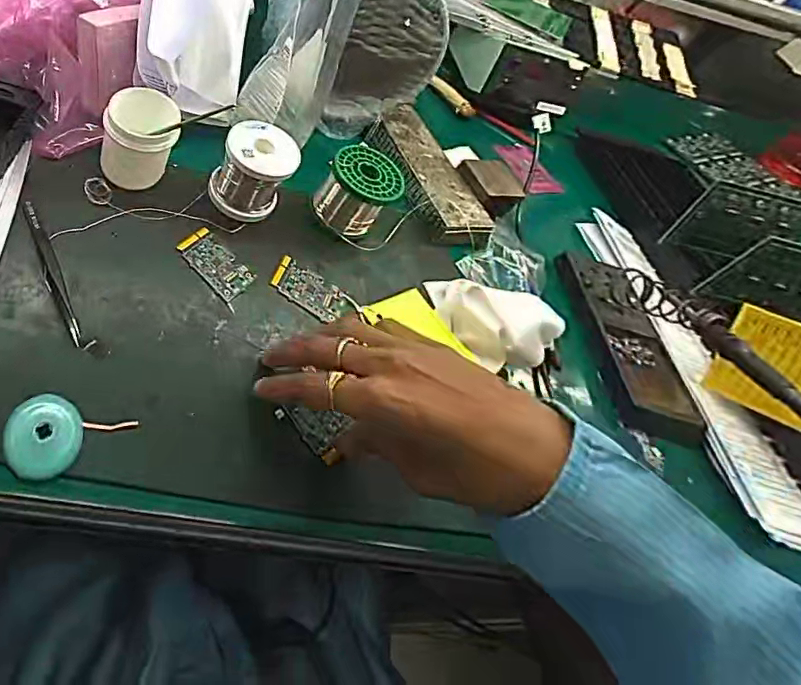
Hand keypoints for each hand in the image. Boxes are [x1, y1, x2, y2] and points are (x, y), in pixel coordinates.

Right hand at [254, 314, 571, 515]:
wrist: (538, 451)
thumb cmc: (477, 474)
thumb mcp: (417, 472)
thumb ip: (376, 446)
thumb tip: (349, 438)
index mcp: (383, 401)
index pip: (318, 387)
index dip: (285, 388)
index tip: (262, 388)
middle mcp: (391, 365)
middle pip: (327, 346)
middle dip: (292, 350)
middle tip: (268, 357)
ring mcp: (411, 347)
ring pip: (352, 326)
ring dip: (322, 333)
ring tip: (306, 344)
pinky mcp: (430, 342)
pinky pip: (382, 325)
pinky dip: (358, 328)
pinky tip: (355, 338)